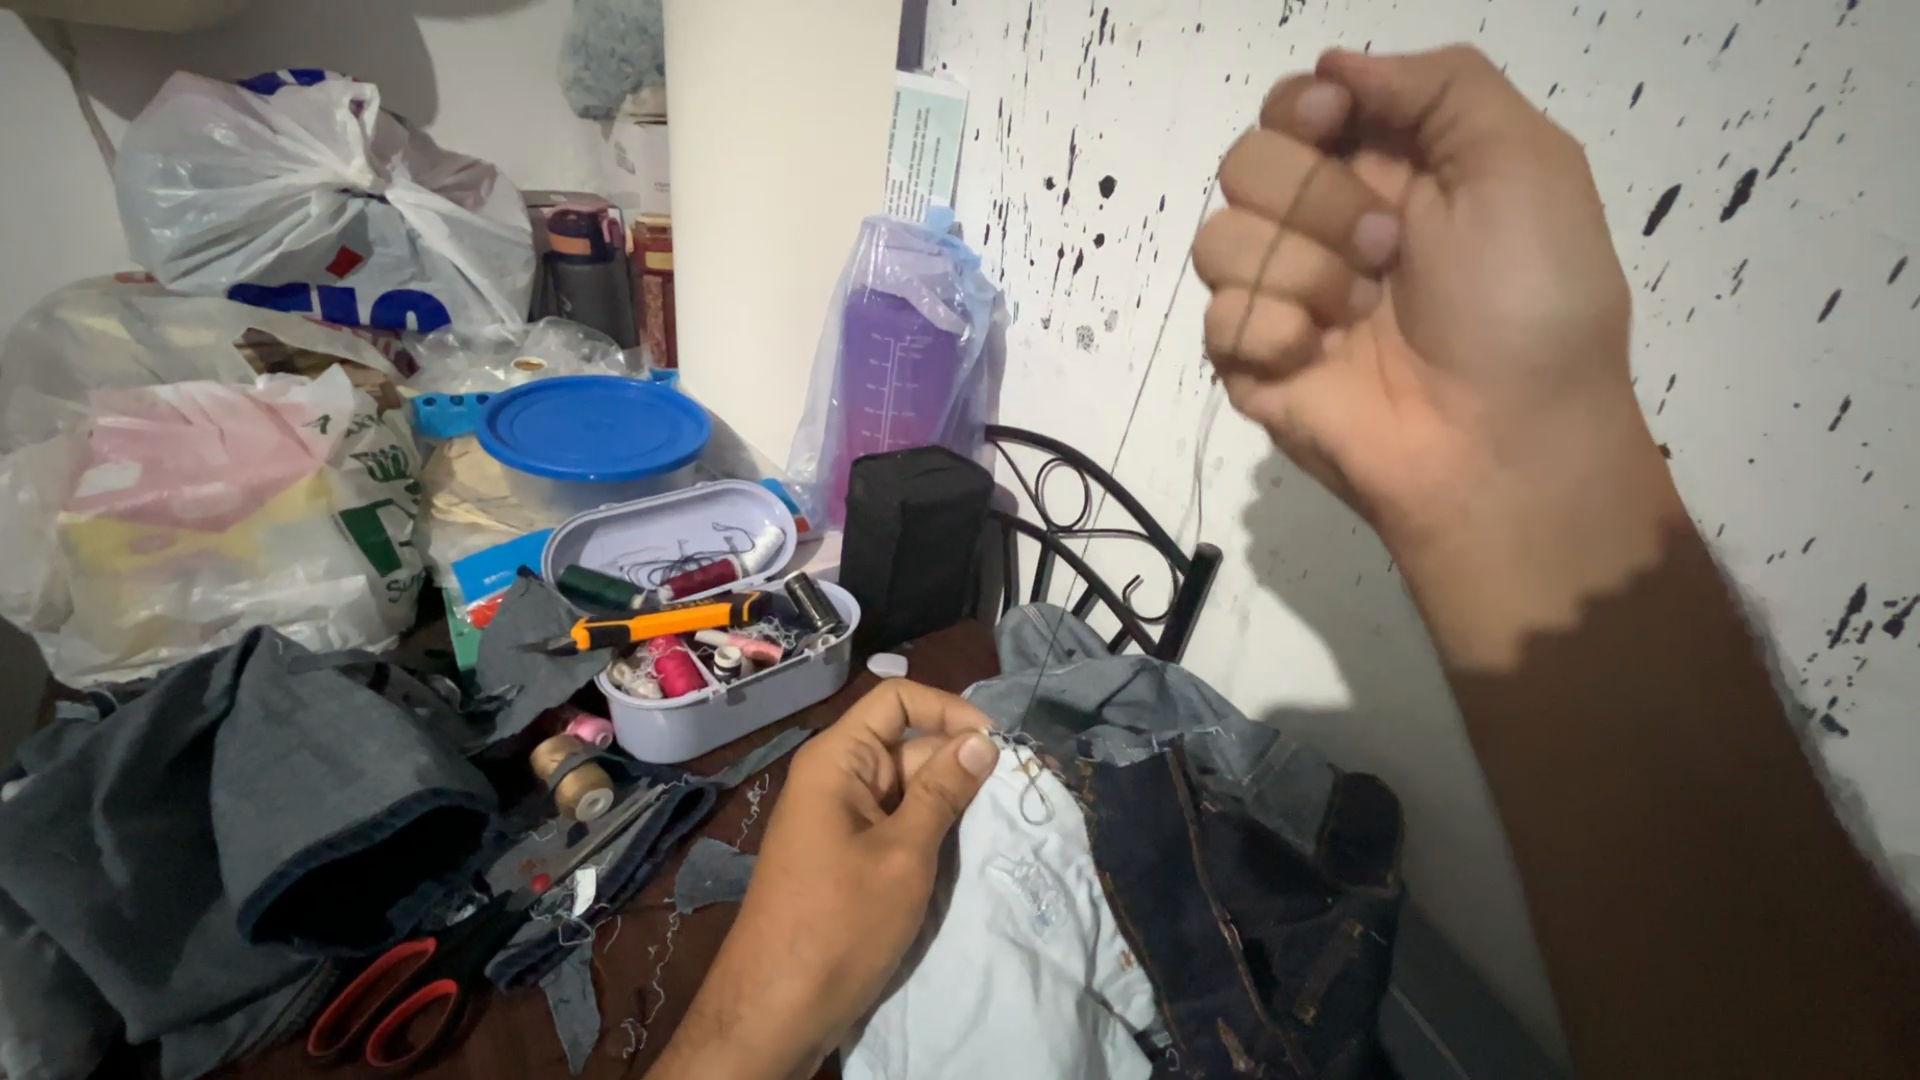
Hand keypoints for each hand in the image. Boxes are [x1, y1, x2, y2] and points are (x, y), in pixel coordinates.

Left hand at [647, 680, 998, 1079]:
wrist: (773, 1014)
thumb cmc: (838, 925)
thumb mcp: (903, 855)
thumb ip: (943, 792)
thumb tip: (982, 740)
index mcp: (838, 759)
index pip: (896, 699)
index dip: (947, 709)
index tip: (993, 743)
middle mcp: (836, 776)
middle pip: (907, 744)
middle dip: (956, 762)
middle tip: (1010, 793)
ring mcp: (840, 815)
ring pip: (906, 785)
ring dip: (947, 800)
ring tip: (993, 823)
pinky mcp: (846, 850)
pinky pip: (894, 819)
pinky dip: (928, 828)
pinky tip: (959, 849)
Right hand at [1194, 46, 1685, 664]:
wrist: (1498, 440)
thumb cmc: (1527, 302)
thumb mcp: (1523, 162)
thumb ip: (1438, 85)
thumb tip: (1333, 64)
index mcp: (1379, 170)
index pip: (1289, 110)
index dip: (1297, 108)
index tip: (1332, 122)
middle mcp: (1316, 227)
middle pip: (1242, 164)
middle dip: (1312, 197)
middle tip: (1386, 247)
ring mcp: (1276, 298)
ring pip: (1216, 241)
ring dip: (1299, 271)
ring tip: (1359, 313)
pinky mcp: (1247, 362)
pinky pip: (1219, 320)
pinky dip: (1273, 333)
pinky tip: (1319, 358)